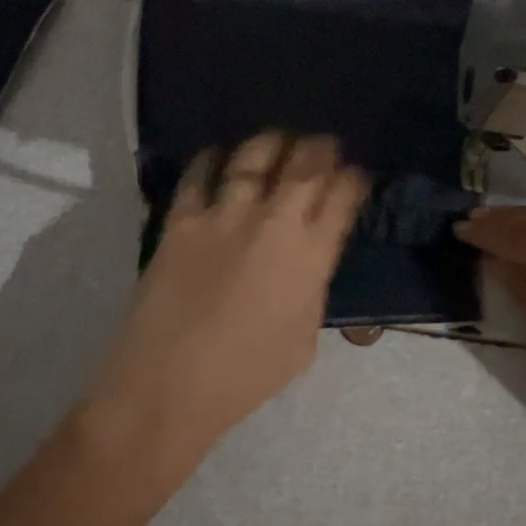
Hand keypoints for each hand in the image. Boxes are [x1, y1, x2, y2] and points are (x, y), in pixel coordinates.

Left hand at [86, 133, 368, 451]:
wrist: (169, 384)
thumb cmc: (245, 376)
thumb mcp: (303, 341)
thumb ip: (311, 291)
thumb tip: (308, 265)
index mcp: (311, 257)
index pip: (342, 200)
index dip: (354, 180)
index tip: (356, 173)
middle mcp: (273, 224)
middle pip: (305, 167)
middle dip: (321, 148)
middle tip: (324, 143)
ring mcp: (224, 216)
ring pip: (255, 158)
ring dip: (271, 144)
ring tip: (277, 140)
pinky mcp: (182, 219)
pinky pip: (199, 175)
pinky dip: (212, 159)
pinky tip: (218, 155)